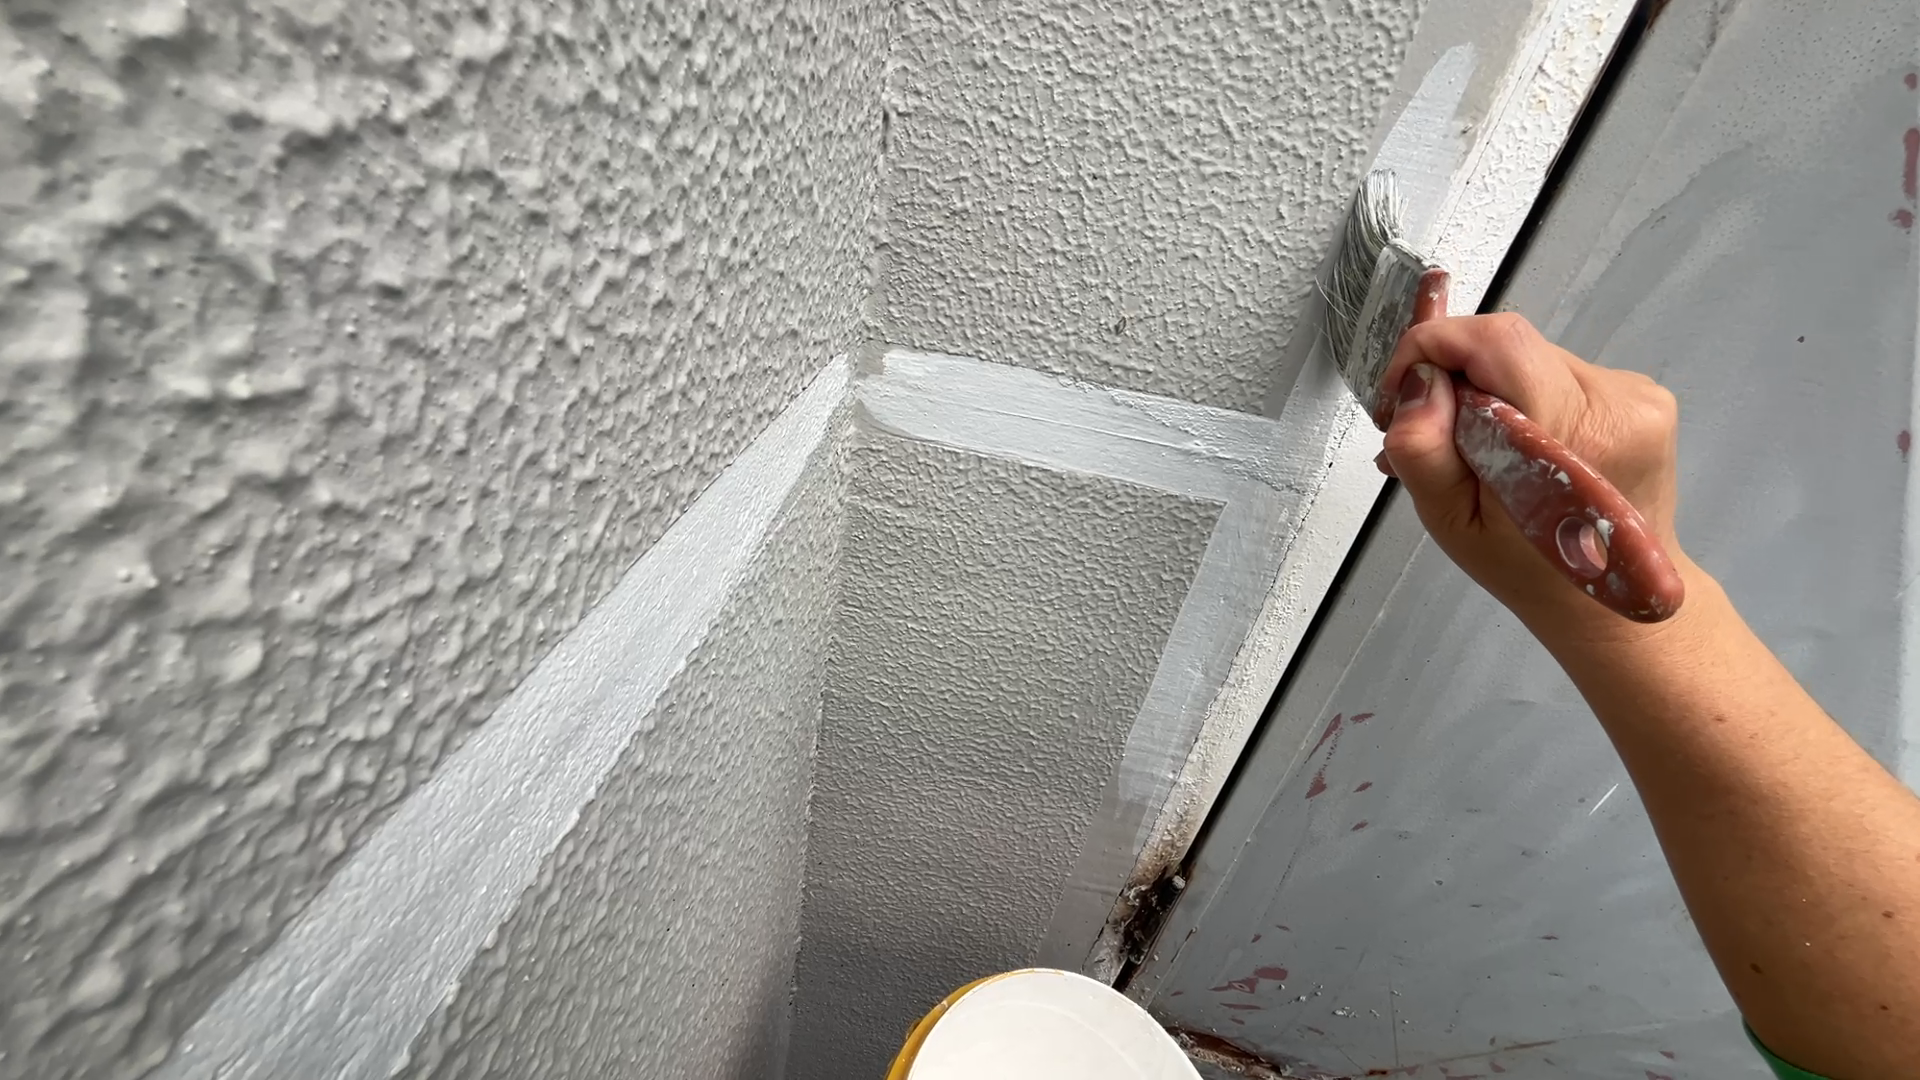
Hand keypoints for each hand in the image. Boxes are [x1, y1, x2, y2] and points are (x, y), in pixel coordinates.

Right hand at [1374, 313, 1691, 638]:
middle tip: (1414, 430)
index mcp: (1572, 433)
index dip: (1430, 348)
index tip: (1397, 394)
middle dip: (1445, 377)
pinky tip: (1496, 443)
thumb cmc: (1523, 567)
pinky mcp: (1635, 393)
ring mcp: (1634, 393)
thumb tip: (1416, 385)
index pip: (1494, 341)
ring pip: (1522, 359)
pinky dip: (1507, 397)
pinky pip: (1546, 372)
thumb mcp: (1449, 519)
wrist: (1606, 597)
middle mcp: (1616, 399)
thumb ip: (1425, 448)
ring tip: (1457, 448)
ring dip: (1475, 390)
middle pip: (1505, 347)